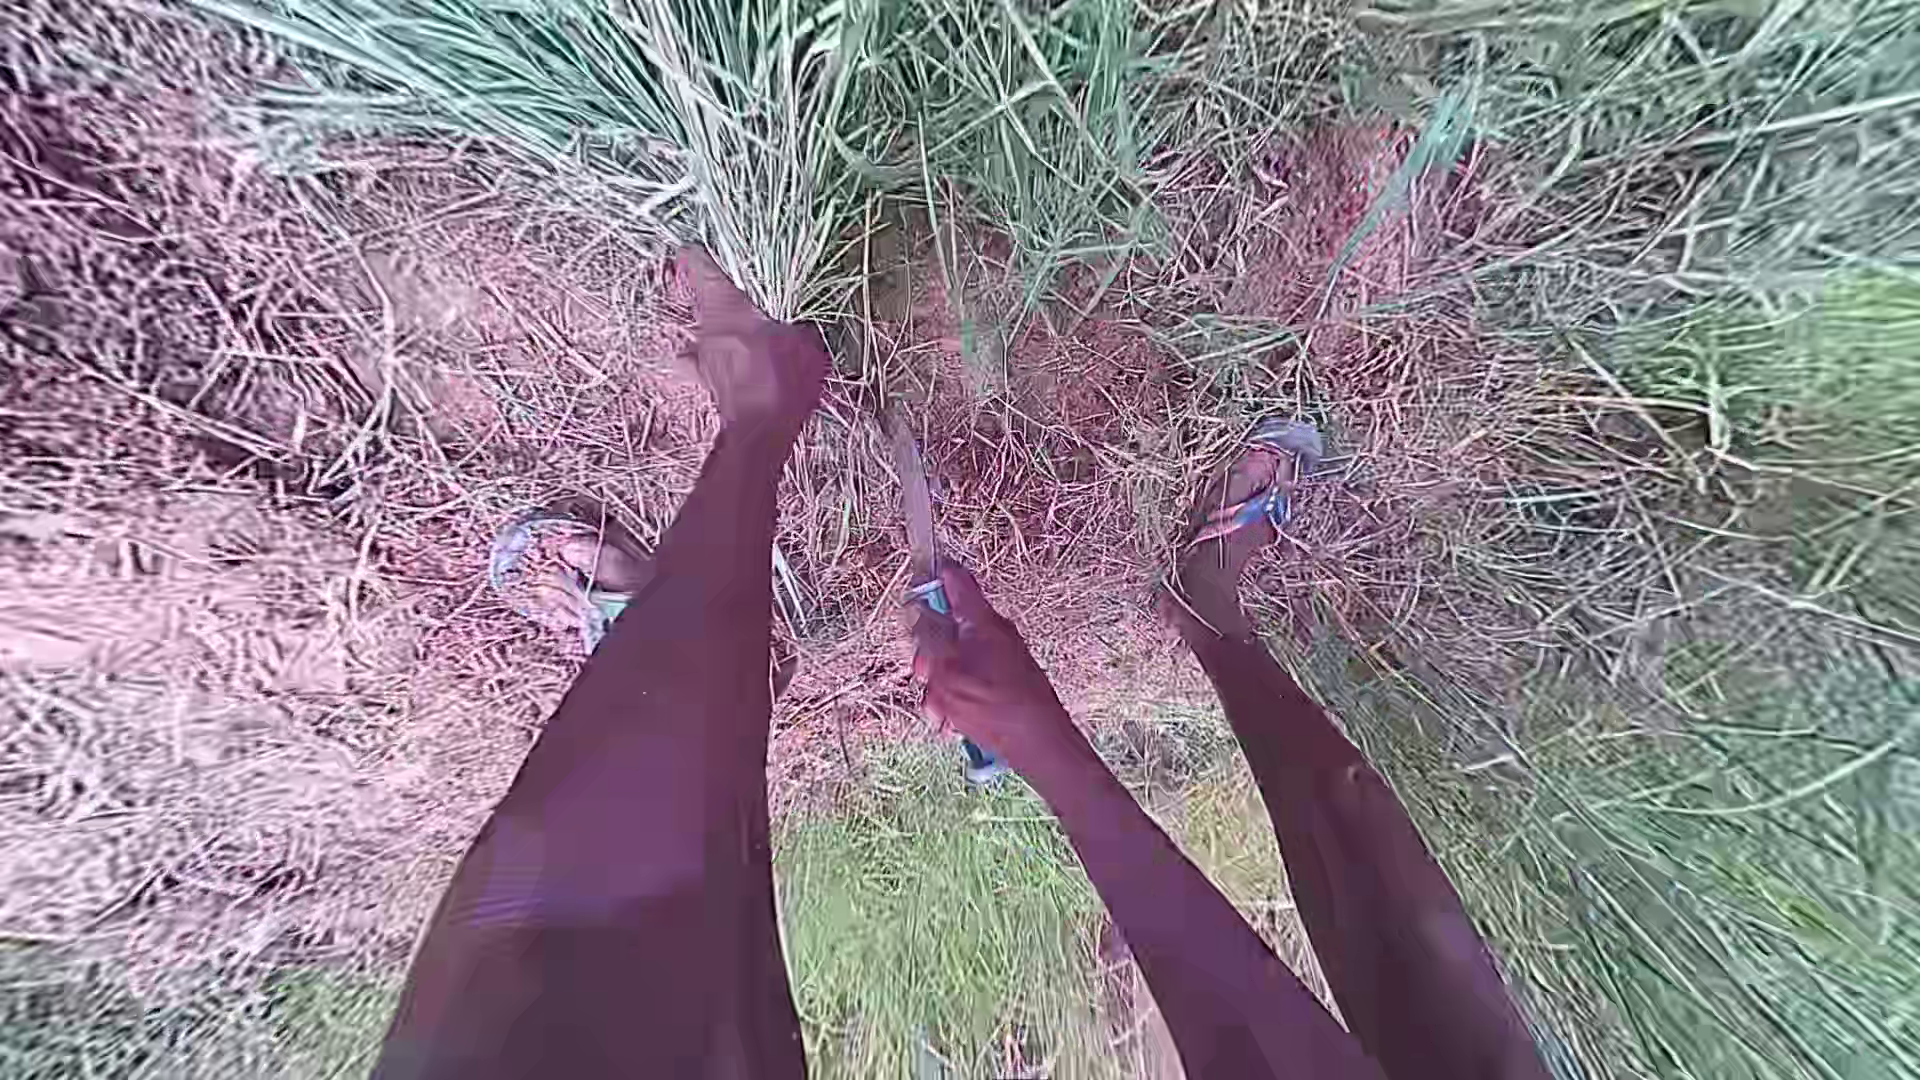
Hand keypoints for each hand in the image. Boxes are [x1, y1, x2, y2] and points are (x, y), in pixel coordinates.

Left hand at [680, 248, 826, 440]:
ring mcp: (703, 360)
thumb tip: (804, 328)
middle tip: (747, 305)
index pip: (698, 265)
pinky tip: (734, 375)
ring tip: (744, 343)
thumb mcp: (807, 344)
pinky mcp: (710, 387)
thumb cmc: (782, 377)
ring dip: (721, 339)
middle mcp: (707, 329)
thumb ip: (801, 330)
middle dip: (724, 304)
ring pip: (705, 338)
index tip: (707, 250)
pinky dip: (720, 371)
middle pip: (705, 304)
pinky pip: (710, 370)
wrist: (763, 427)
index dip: (702, 254)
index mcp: (726, 306)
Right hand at [911, 564, 1084, 771]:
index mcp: (982, 621)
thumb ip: (929, 639)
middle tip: (924, 677)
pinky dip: (957, 698)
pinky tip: (954, 724)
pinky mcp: (1006, 681)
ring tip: (941, 714)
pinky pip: (972, 680)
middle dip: (929, 655)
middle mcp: (994, 633)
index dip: (931, 577)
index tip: (913, 588)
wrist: (1040, 745)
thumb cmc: (994, 706)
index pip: (956, 580)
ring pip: (957, 659)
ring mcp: (1002, 657)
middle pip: (950, 627)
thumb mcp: (947, 672)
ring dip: (941, 685)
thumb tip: (917, 610)